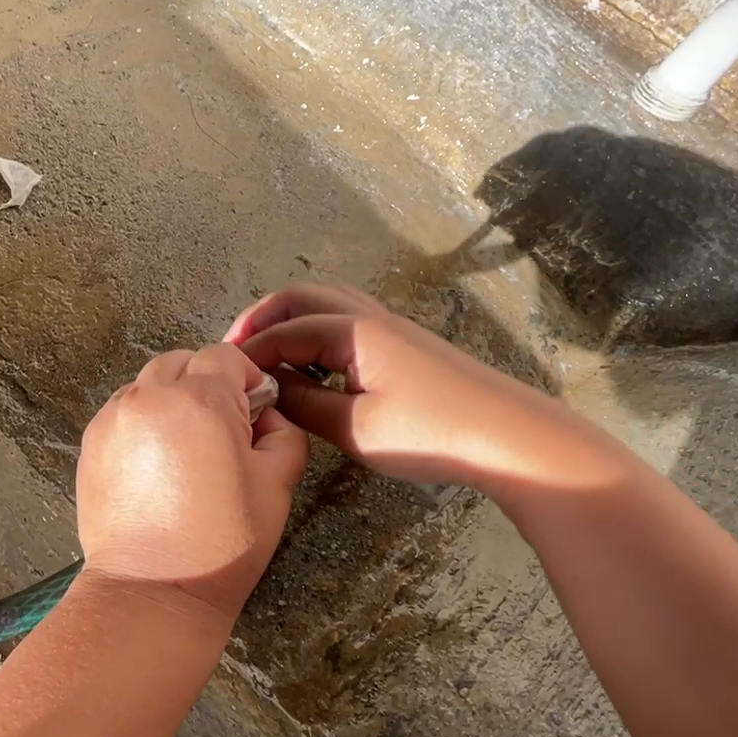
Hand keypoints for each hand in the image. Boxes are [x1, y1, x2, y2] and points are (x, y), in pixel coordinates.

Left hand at [77, 344, 308, 620]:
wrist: (153, 587)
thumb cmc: (223, 541)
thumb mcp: (277, 485)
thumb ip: (283, 433)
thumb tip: (268, 414)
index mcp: (201, 400)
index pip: (225, 355)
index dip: (244, 377)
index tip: (252, 408)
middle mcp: (151, 397)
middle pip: (183, 362)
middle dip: (206, 382)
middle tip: (219, 428)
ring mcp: (115, 417)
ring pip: (148, 382)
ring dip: (171, 398)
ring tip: (184, 446)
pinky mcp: (92, 440)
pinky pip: (123, 409)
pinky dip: (142, 419)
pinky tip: (155, 462)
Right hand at [224, 284, 634, 504]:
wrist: (513, 438)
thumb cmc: (431, 434)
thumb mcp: (355, 427)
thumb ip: (304, 404)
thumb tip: (269, 388)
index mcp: (354, 333)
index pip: (285, 331)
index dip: (250, 352)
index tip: (224, 375)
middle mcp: (370, 319)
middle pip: (303, 298)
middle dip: (262, 318)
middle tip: (236, 348)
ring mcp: (391, 329)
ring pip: (327, 304)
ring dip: (290, 320)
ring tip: (268, 353)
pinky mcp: (405, 346)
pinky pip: (346, 321)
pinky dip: (315, 331)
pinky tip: (313, 365)